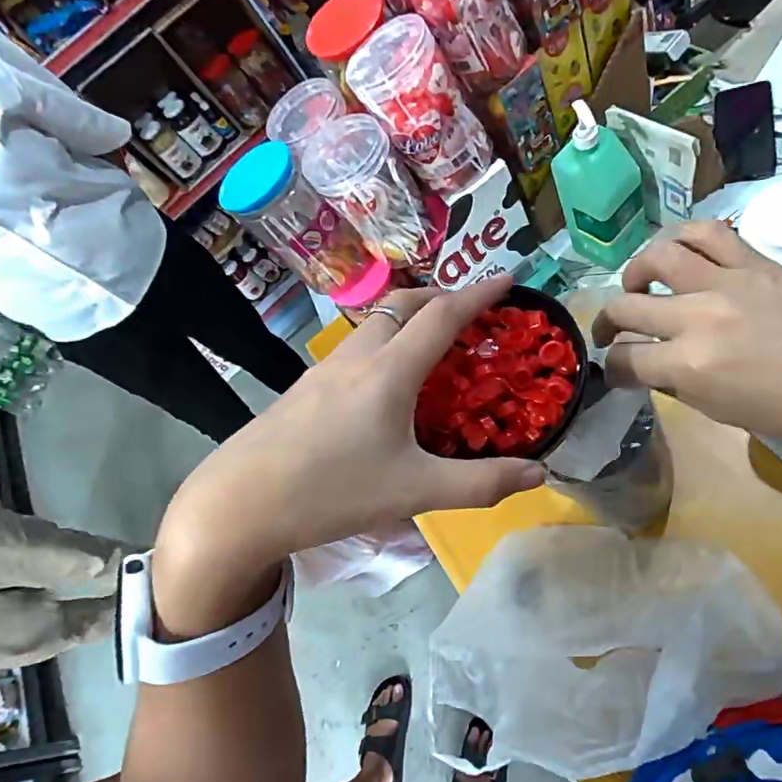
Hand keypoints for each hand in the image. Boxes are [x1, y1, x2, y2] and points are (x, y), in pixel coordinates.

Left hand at [159, 278, 547, 570]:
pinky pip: (350, 351)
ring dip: (405, 321)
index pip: (441, 316)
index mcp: (388, 372)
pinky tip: (379, 387)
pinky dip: (379, 347)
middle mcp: (354, 359)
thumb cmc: (332, 492)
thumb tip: (539, 473)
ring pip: (371, 327)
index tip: (507, 279)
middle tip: (467, 312)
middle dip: (439, 297)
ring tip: (428, 348)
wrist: (242, 502)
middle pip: (401, 306)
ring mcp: (321, 371)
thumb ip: (481, 484)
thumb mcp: (415, 492)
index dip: (478, 294)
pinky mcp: (301, 390)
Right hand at [593, 222, 781, 450]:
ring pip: (656, 256)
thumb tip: (647, 365)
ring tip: (639, 285)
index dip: (612, 368)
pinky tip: (678, 256)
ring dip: (635, 273)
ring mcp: (726, 283)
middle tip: (613, 333)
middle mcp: (697, 317)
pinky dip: (682, 240)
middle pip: (625, 306)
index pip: (624, 358)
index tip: (617, 371)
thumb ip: (674, 384)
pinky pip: (706, 233)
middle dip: (607, 324)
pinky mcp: (754, 263)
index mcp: (689, 365)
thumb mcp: (719, 411)